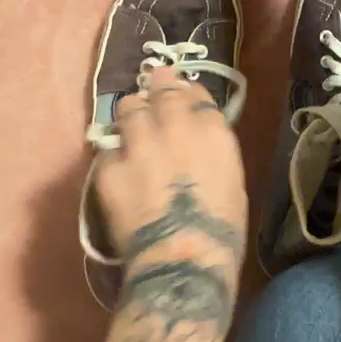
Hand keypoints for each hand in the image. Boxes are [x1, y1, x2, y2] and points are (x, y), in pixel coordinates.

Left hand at [95, 67, 246, 272]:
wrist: (182, 258)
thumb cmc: (222, 229)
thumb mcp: (232, 179)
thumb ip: (212, 148)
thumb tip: (198, 140)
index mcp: (211, 130)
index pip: (197, 94)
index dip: (187, 92)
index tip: (182, 93)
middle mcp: (173, 126)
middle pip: (161, 90)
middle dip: (158, 85)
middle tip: (154, 83)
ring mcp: (137, 143)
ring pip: (128, 108)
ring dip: (132, 112)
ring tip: (132, 121)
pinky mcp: (109, 166)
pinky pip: (108, 149)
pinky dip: (114, 154)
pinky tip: (118, 166)